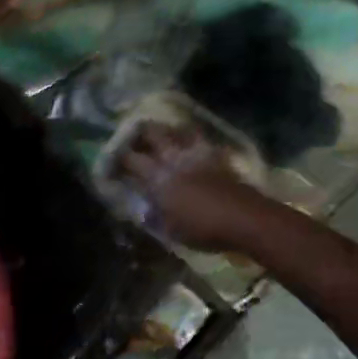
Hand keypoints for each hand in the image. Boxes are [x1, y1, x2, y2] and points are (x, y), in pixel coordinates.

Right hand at [118, 123, 273, 251]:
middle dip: (141, 132)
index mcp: (157, 175)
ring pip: (178, 128)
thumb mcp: (170, 229)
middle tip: (137, 139)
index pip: (129, 157)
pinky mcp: (217, 154)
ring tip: (166, 138)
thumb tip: (144, 209)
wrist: (243, 218)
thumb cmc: (202, 227)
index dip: (119, 157)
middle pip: (152, 131)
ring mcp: (196, 152)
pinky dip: (194, 141)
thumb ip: (154, 214)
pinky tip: (194, 148)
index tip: (114, 160)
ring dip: (169, 131)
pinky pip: (202, 139)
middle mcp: (173, 156)